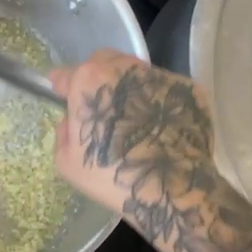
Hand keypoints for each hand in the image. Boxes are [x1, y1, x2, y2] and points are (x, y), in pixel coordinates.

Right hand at [50, 49, 214, 215]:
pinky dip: (157, 103)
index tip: (61, 93)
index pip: (67, 74)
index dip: (62, 86)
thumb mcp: (67, 163)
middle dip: (96, 78)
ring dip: (128, 89)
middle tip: (98, 106)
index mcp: (89, 82)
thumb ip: (63, 134)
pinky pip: (165, 90)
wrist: (171, 190)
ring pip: (137, 73)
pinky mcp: (190, 90)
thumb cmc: (111, 177)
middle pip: (104, 62)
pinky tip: (159, 129)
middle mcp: (126, 69)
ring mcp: (162, 76)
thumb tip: (72, 122)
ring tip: (132, 121)